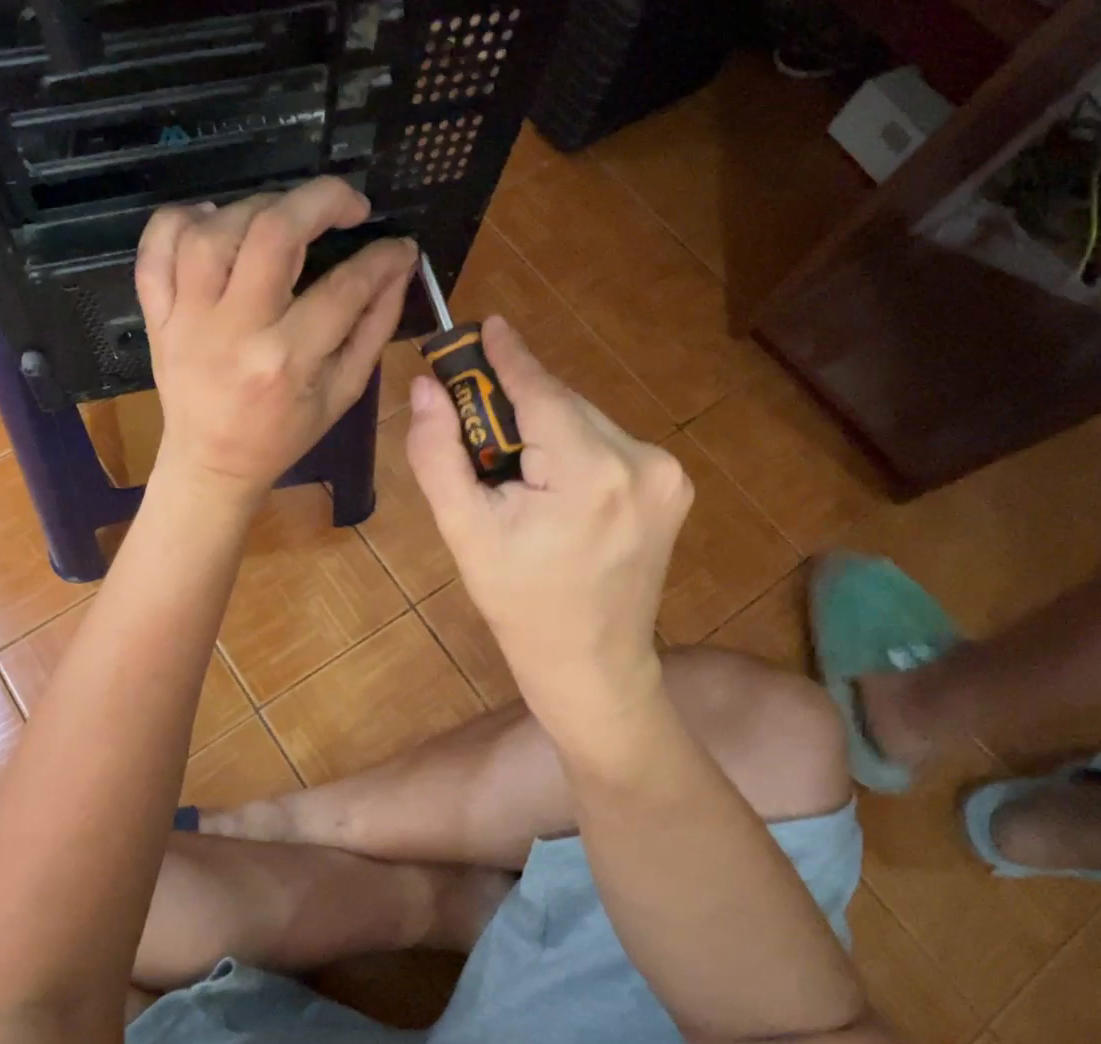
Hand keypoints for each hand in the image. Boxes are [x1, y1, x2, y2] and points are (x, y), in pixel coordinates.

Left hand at [135, 177, 416, 501]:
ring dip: (255, 207)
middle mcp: (234, 333)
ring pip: (213, 231)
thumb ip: (373, 328)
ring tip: (282, 216)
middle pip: (273, 233)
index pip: (343, 287)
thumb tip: (398, 266)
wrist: (210, 464)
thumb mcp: (342, 393)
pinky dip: (179, 220)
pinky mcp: (158, 319)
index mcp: (286, 361)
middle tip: (345, 206)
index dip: (380, 257)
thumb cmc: (281, 434)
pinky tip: (212, 219)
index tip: (397, 245)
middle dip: (320, 200)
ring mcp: (187, 322)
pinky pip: (155, 253)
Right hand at [405, 317, 692, 736]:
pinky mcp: (674, 486)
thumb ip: (438, 457)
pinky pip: (609, 445)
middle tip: (474, 420)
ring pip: (587, 423)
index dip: (509, 358)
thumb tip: (425, 389)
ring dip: (547, 429)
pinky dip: (575, 449)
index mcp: (590, 476)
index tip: (486, 324)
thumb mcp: (464, 534)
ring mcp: (667, 475)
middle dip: (518, 407)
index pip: (542, 393)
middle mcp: (643, 463)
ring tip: (515, 472)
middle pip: (564, 407)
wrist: (591, 662)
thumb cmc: (518, 603)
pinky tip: (553, 485)